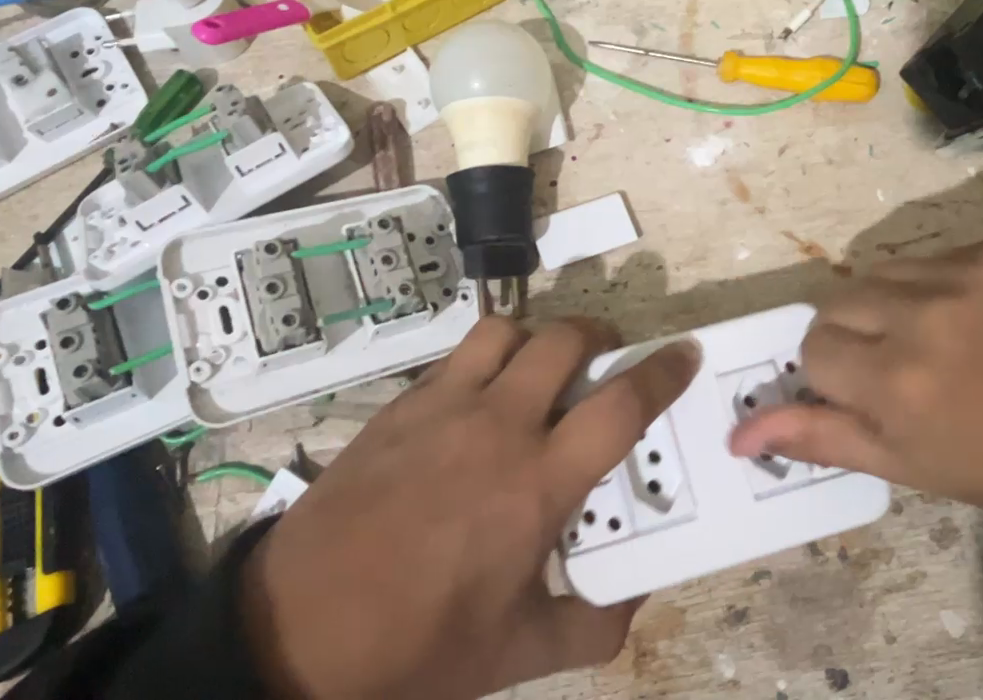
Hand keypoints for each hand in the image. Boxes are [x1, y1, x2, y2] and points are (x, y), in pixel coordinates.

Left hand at [238, 316, 698, 699]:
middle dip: (599, 337)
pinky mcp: (399, 406)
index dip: (661, 373)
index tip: (683, 353)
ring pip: (505, 331)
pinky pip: (456, 356)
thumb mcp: (519, 651)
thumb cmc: (418, 643)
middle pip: (564, 342)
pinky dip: (484, 360)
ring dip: (536, 340)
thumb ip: (594, 624)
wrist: (299, 628)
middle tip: (607, 361)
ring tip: (541, 371)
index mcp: (537, 483)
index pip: (619, 407)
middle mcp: (497, 426)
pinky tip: (478, 400)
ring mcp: (442, 406)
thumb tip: (637, 596)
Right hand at [729, 240, 982, 596]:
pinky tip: (975, 316)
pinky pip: (932, 255)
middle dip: (852, 335)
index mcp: (893, 381)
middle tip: (896, 366)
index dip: (834, 375)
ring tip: (936, 337)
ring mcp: (964, 272)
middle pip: (835, 303)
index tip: (870, 393)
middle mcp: (920, 315)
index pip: (812, 350)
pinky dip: (935, 283)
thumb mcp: (907, 466)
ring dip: (888, 303)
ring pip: (878, 272)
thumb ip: (818, 437)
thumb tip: (736, 434)